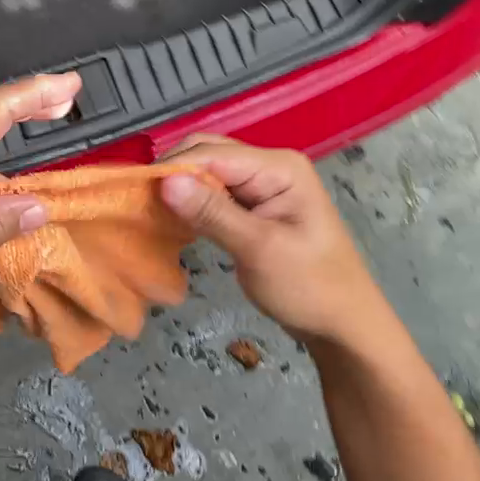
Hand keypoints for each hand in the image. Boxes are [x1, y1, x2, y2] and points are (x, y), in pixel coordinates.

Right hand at [157, 135, 378, 344]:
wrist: (344, 328)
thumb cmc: (309, 288)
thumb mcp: (259, 250)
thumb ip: (212, 212)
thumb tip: (165, 182)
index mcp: (278, 167)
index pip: (212, 153)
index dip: (173, 169)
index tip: (135, 192)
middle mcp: (270, 166)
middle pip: (207, 153)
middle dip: (174, 173)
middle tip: (141, 202)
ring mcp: (263, 185)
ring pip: (208, 171)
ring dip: (181, 187)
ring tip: (151, 209)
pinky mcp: (255, 205)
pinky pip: (215, 191)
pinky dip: (193, 201)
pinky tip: (175, 218)